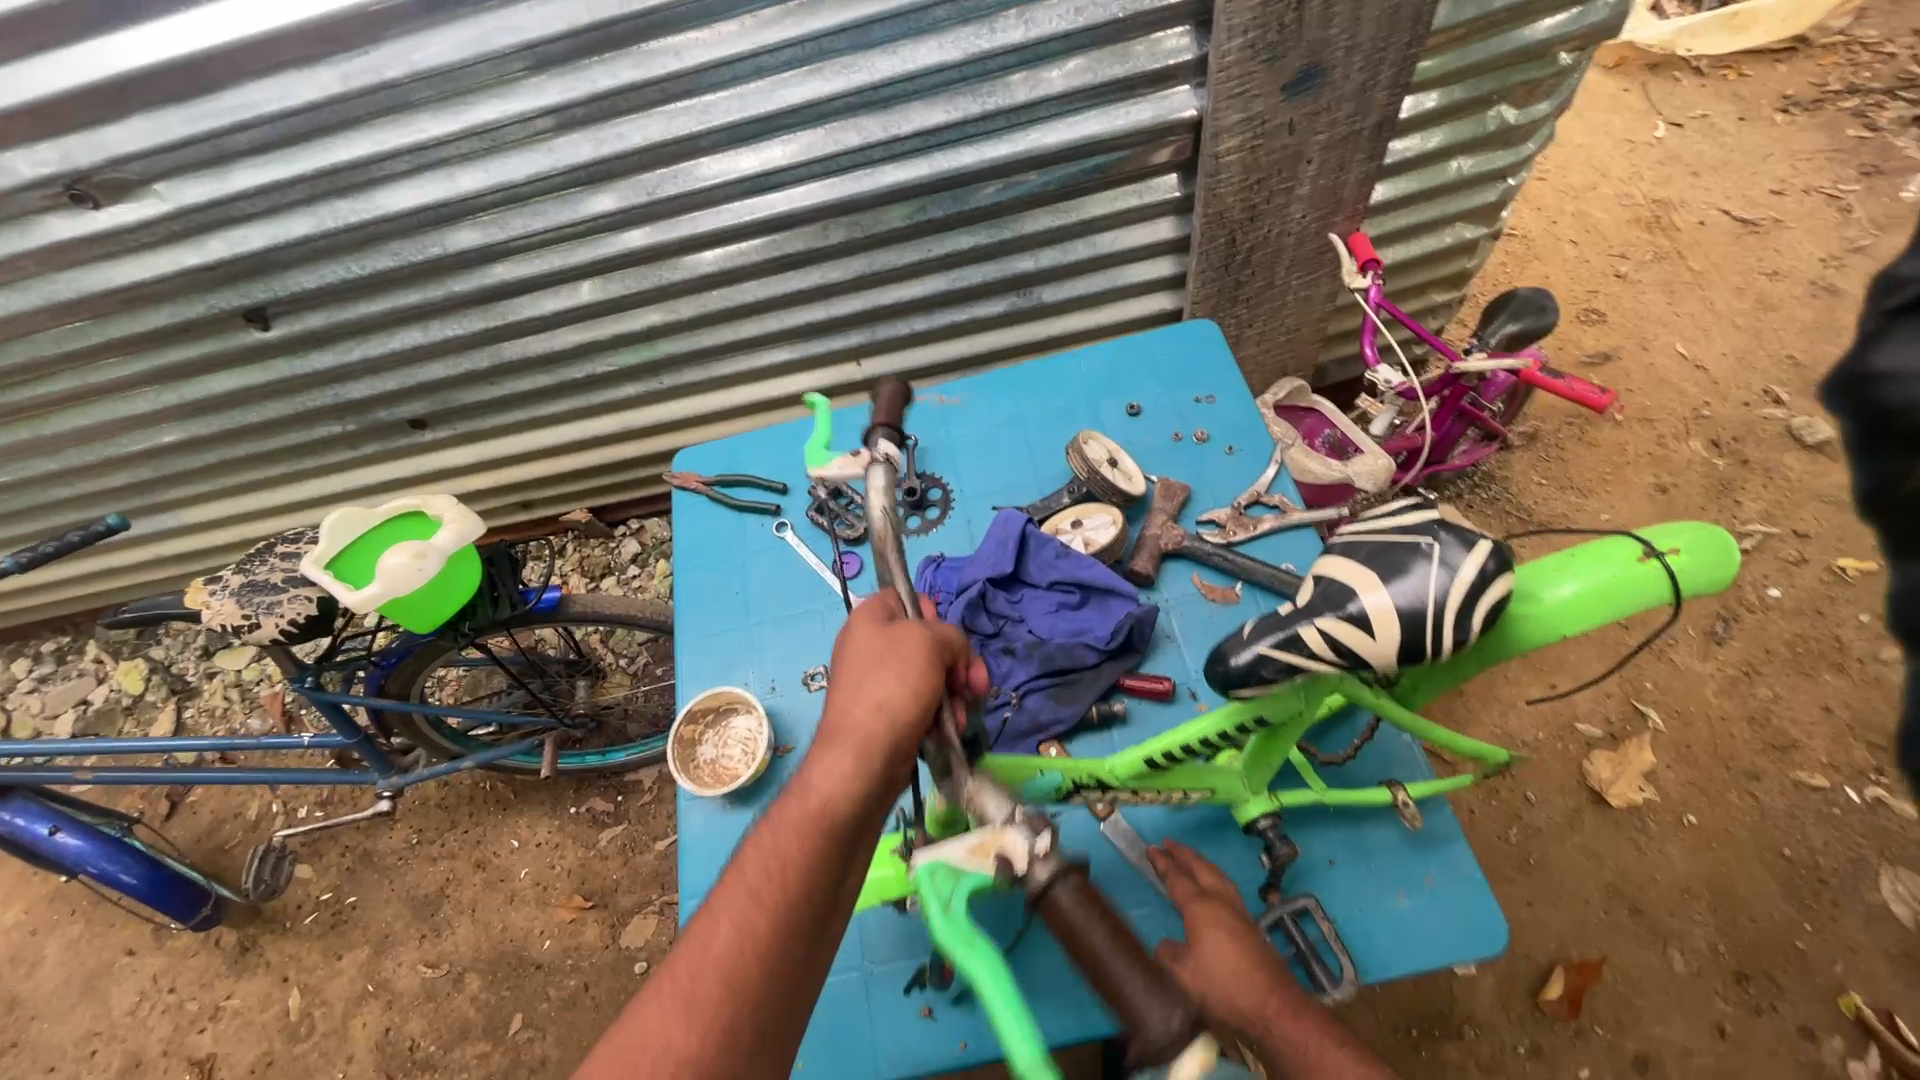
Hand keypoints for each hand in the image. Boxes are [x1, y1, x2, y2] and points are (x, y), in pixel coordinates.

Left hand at [811, 590, 988, 794]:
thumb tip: (953, 654)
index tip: (947, 637)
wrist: (864, 757)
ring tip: (961, 714)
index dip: (932, 613)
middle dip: (958, 663)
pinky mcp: (887, 715)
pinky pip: (923, 704)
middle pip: (928, 641)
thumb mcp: (931, 641)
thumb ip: (951, 634)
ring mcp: (878, 683)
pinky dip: (941, 715)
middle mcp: (870, 646)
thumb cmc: (893, 685)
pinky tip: (951, 729)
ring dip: (955, 694)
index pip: (906, 598)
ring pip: (931, 676)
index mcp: (870, 617)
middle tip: (972, 683)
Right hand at [1149, 840, 1301, 1037]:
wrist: (1272, 1004)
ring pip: (1218, 876)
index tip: (1150, 849)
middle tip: (1168, 843)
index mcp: (1200, 907)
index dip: (1163, 863)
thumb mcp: (1183, 975)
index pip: (1177, 878)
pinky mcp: (1251, 925)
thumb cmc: (1223, 986)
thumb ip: (1168, 955)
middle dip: (1183, 854)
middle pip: (1201, 868)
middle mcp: (1220, 902)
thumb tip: (1166, 945)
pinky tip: (1214, 886)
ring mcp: (1239, 912)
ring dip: (1201, 863)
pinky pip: (1227, 888)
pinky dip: (1214, 877)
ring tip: (1190, 857)